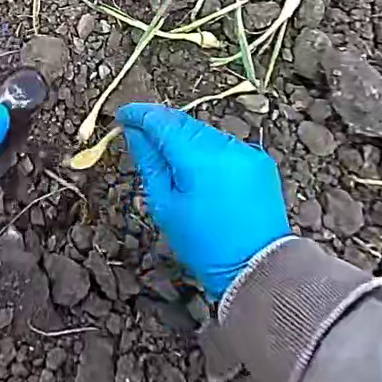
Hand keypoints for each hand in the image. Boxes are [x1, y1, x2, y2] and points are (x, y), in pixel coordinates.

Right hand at [118, 103, 290, 299]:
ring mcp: (246, 151)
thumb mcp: (165, 206)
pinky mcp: (259, 160)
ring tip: (169, 158)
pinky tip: (199, 171)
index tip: (122, 115)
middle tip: (138, 134)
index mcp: (199, 157)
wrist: (256, 266)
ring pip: (205, 132)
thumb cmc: (204, 243)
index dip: (140, 115)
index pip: (164, 121)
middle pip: (185, 123)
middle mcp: (226, 146)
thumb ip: (150, 162)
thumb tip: (134, 132)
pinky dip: (208, 150)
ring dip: (185, 138)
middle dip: (161, 125)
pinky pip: (225, 145)